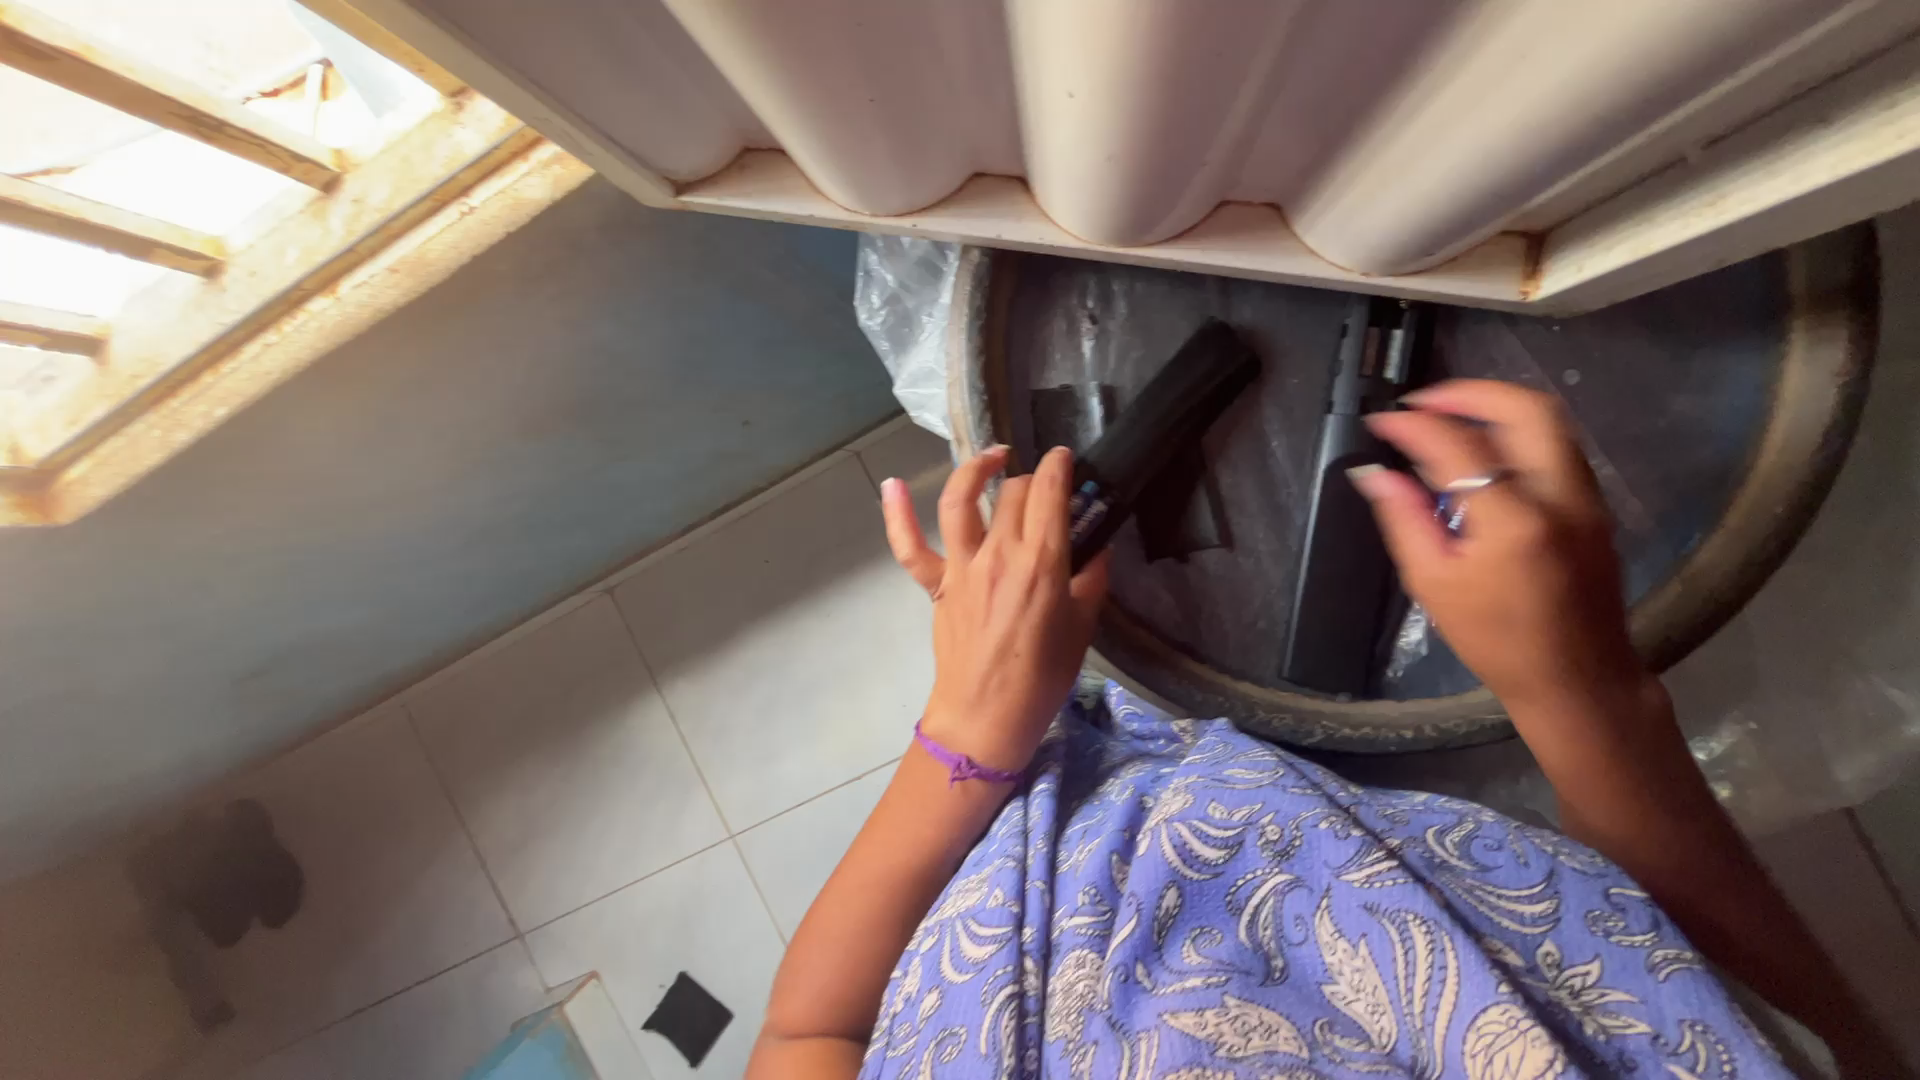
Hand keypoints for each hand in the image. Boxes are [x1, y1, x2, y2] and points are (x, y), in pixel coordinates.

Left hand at [880, 444, 1109, 770]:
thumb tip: (1097, 548)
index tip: (1065, 458)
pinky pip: (910, 546)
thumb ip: (1092, 579)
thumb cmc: (1042, 676)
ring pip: (961, 500)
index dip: (1059, 466)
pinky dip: (897, 514)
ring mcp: (961, 567)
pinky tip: (892, 484)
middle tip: (1044, 491)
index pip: (1048, 493)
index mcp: (1041, 562)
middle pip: (1012, 492)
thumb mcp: (1083, 626)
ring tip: (994, 457)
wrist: (987, 715)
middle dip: (1032, 479)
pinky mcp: (936, 585)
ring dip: (976, 469)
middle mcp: (998, 553)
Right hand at [1349, 379, 1649, 713]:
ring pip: (1549, 421)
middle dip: (1469, 392)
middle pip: (1527, 409)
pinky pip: (1555, 446)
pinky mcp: (1594, 505)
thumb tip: (1376, 474)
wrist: (1576, 676)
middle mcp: (1561, 497)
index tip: (1382, 422)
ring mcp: (1587, 498)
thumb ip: (1404, 518)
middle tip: (1423, 402)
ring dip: (1494, 407)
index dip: (1414, 426)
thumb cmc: (1493, 639)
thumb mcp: (1431, 582)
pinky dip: (1514, 432)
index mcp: (1514, 522)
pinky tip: (1479, 450)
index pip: (1459, 446)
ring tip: (1446, 418)